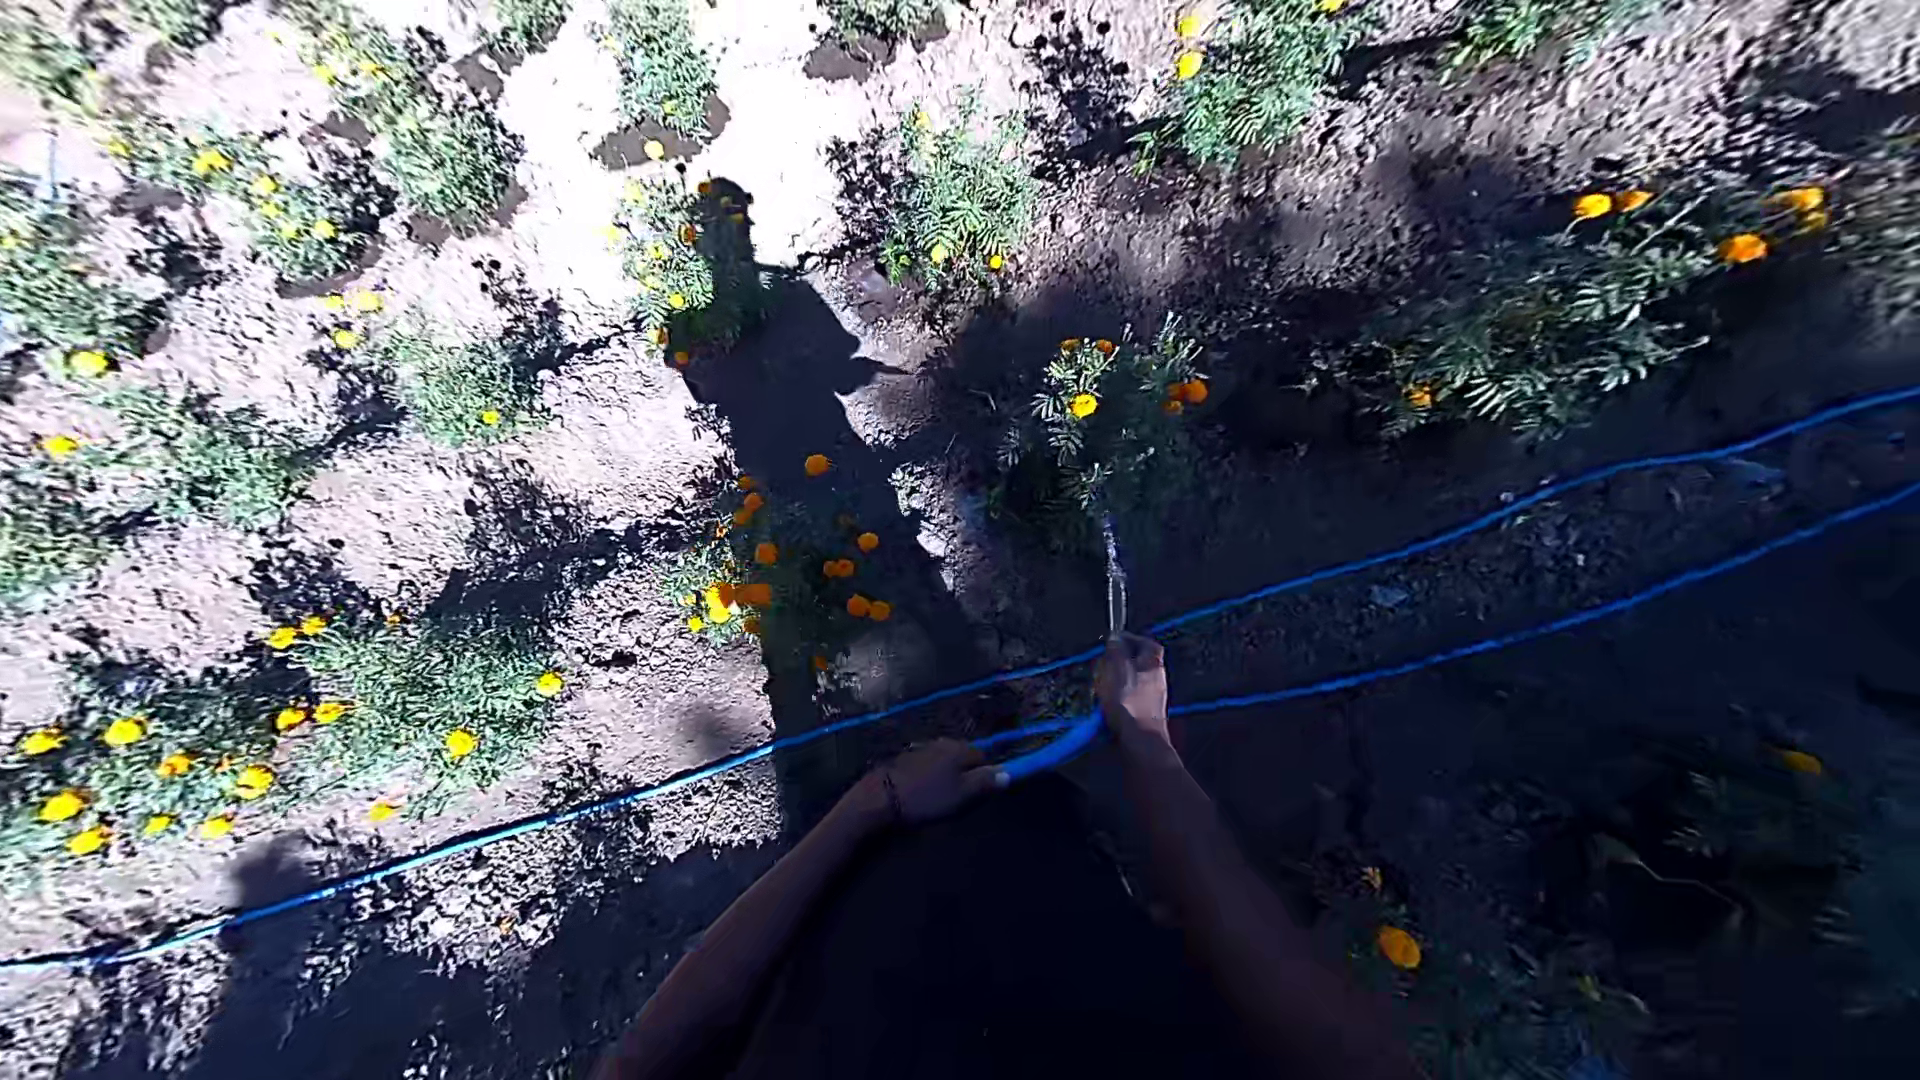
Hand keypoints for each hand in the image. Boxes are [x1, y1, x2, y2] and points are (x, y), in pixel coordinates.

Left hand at [865, 739, 1008, 824]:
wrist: (882, 796)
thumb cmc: (926, 798)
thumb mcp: (962, 795)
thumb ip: (985, 782)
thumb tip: (1008, 773)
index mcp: (960, 748)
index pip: (984, 759)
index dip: (986, 777)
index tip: (979, 796)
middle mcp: (944, 742)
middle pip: (965, 758)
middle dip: (966, 775)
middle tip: (961, 800)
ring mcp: (924, 748)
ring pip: (947, 761)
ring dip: (948, 776)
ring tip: (941, 798)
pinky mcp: (908, 757)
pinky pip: (930, 765)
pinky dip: (932, 776)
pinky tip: (925, 792)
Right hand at [1096, 633, 1169, 744]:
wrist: (1141, 741)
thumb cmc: (1128, 701)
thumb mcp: (1117, 669)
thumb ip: (1116, 651)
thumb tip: (1116, 637)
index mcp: (1153, 664)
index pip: (1147, 643)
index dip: (1132, 638)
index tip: (1115, 639)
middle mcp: (1158, 679)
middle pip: (1141, 662)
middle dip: (1123, 659)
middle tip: (1105, 660)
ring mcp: (1154, 698)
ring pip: (1136, 680)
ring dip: (1120, 677)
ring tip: (1102, 681)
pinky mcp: (1147, 714)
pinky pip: (1133, 697)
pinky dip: (1120, 695)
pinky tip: (1108, 701)